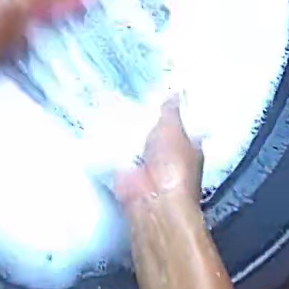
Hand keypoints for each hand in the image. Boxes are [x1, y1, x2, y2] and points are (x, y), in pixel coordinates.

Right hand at [115, 95, 203, 210]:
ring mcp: (148, 167)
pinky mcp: (129, 174)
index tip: (154, 89)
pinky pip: (119, 152)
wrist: (152, 199)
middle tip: (125, 92)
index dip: (170, 108)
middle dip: (143, 117)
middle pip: (156, 131)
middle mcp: (170, 157)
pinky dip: (111, 143)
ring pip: (136, 141)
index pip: (181, 123)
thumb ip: (171, 110)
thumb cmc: (172, 164)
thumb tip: (176, 90)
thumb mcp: (173, 129)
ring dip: (125, 129)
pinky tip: (100, 123)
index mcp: (188, 146)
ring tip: (108, 102)